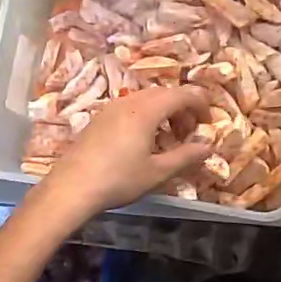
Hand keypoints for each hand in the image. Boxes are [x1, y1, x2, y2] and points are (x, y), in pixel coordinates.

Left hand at [31, 85, 212, 222]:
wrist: (72, 188)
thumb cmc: (118, 180)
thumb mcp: (157, 172)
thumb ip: (186, 156)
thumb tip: (208, 146)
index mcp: (146, 110)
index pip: (182, 94)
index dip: (200, 105)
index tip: (209, 123)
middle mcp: (128, 101)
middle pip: (164, 93)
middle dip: (182, 109)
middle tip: (189, 133)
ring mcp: (110, 108)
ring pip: (146, 99)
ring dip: (164, 112)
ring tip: (168, 138)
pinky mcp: (99, 119)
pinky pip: (130, 107)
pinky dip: (146, 116)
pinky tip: (144, 141)